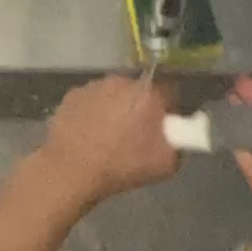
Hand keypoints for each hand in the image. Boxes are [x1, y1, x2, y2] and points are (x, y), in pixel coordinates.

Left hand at [35, 74, 178, 208]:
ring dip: (116, 107)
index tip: (165, 124)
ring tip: (109, 133)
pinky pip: (91, 100)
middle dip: (141, 106)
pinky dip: (93, 111)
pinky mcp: (72, 95)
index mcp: (148, 93)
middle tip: (137, 131)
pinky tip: (89, 132)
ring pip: (113, 93)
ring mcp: (93, 85)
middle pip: (139, 90)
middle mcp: (121, 80)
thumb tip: (178, 131)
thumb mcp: (167, 163)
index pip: (170, 91)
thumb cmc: (122, 166)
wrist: (72, 169)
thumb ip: (180, 141)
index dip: (170, 108)